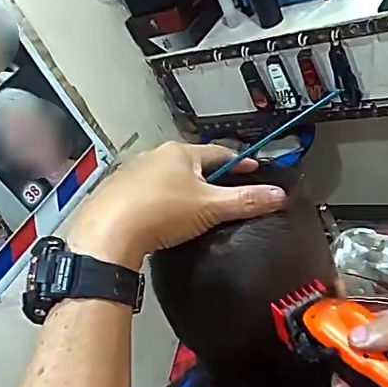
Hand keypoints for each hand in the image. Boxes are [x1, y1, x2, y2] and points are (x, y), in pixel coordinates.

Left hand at [65, 142, 285, 269]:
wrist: (109, 234)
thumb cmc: (161, 213)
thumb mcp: (212, 207)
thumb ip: (247, 201)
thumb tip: (279, 195)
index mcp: (180, 153)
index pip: (220, 153)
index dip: (239, 163)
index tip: (253, 169)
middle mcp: (155, 156)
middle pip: (192, 164)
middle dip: (210, 176)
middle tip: (226, 192)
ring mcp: (133, 174)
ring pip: (168, 178)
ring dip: (183, 189)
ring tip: (196, 208)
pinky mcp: (118, 194)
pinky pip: (148, 193)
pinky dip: (161, 202)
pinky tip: (165, 218)